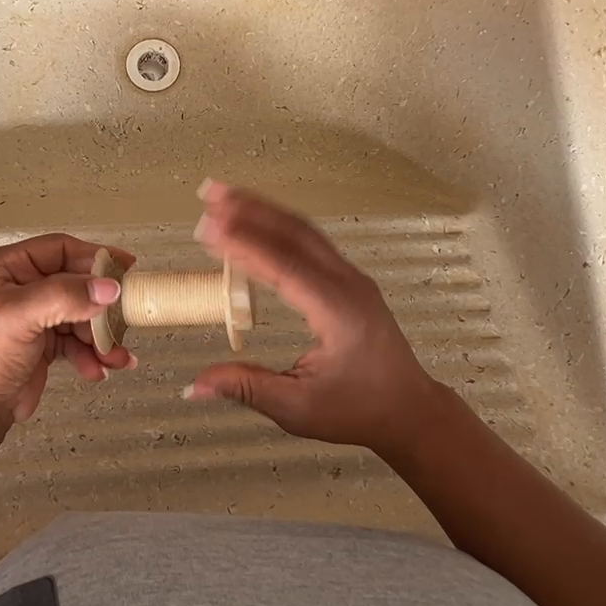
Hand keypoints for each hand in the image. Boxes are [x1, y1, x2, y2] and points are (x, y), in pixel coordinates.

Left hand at [0, 233, 136, 427]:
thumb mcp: (19, 317)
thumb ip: (64, 296)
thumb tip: (108, 287)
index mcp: (9, 267)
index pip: (61, 249)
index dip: (94, 257)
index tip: (124, 268)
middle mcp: (23, 285)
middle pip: (77, 283)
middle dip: (101, 306)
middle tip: (124, 317)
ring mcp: (36, 314)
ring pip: (83, 314)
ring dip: (101, 336)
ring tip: (114, 355)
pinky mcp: (46, 341)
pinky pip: (79, 340)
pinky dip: (93, 353)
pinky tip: (99, 369)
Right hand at [183, 182, 454, 457]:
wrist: (409, 409)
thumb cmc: (357, 411)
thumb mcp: (298, 409)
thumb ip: (247, 387)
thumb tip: (195, 385)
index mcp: (337, 312)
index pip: (284, 267)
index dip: (244, 244)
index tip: (208, 228)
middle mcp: (347, 284)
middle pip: (294, 233)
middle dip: (249, 210)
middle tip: (208, 195)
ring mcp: (351, 276)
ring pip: (303, 230)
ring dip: (263, 209)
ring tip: (223, 195)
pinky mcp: (349, 278)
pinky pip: (310, 240)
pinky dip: (278, 223)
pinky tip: (256, 216)